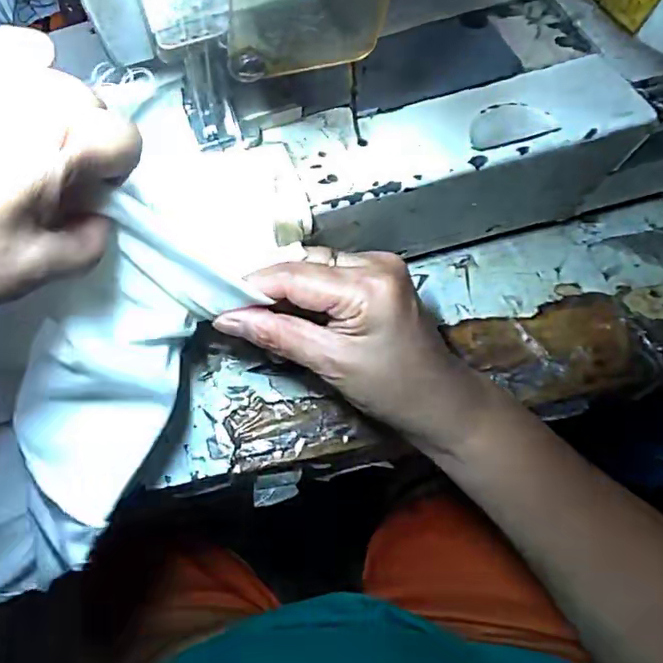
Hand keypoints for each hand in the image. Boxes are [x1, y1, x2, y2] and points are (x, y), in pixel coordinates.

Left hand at [0, 0, 140, 392]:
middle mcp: (20, 78)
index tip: (73, 198)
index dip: (107, 173)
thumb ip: (86, 242)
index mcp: (60, 136)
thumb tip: (94, 214)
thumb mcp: (24, 276)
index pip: (125, 137)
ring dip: (22, 90)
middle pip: (80, 98)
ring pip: (28, 55)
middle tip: (21, 177)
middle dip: (68, 136)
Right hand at [213, 249, 517, 455]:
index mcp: (367, 284)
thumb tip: (228, 318)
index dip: (253, 287)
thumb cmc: (391, 389)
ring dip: (287, 286)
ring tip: (264, 313)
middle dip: (269, 286)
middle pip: (303, 264)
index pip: (294, 275)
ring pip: (314, 264)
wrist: (441, 400)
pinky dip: (308, 287)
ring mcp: (380, 262)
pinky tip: (295, 309)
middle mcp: (375, 261)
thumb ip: (277, 334)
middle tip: (238, 311)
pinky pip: (330, 270)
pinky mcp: (380, 270)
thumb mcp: (329, 363)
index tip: (221, 302)